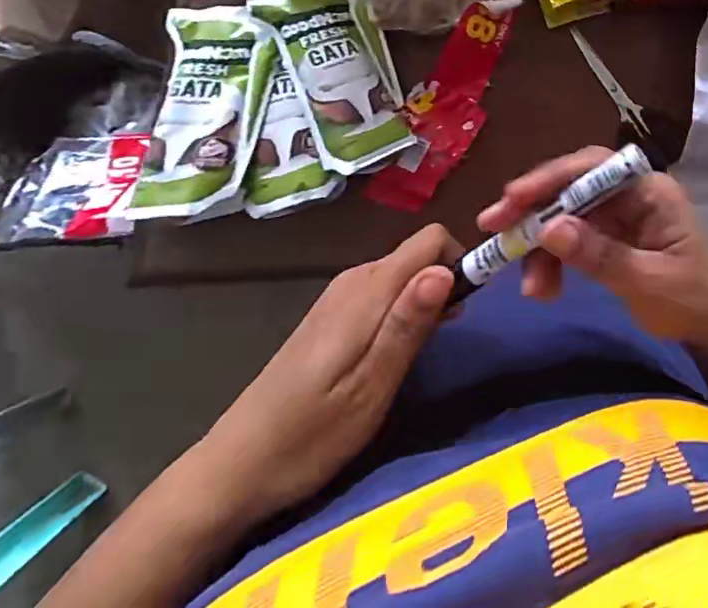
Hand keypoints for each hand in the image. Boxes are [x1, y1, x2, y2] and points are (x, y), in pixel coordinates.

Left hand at [202, 224, 456, 511]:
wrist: (236, 466)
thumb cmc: (310, 435)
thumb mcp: (371, 387)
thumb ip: (408, 324)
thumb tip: (445, 269)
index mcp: (368, 290)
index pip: (431, 240)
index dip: (460, 262)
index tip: (472, 306)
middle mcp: (354, 279)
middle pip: (418, 255)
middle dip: (445, 284)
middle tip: (448, 338)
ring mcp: (339, 296)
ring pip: (402, 274)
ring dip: (425, 300)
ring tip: (424, 350)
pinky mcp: (331, 315)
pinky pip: (382, 292)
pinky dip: (402, 310)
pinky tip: (394, 353)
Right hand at [476, 147, 707, 344]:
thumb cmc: (693, 300)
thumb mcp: (648, 281)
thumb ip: (600, 255)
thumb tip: (549, 229)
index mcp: (648, 189)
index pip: (593, 167)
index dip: (550, 178)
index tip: (513, 198)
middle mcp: (627, 192)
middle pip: (570, 186)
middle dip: (532, 208)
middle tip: (493, 227)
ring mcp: (615, 214)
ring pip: (562, 214)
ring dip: (538, 246)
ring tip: (529, 288)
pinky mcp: (605, 236)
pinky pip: (566, 238)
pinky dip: (549, 260)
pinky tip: (542, 289)